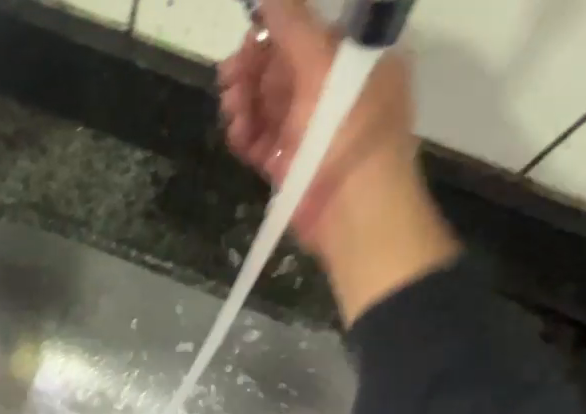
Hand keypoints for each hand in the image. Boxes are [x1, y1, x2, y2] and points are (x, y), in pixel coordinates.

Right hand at [218, 0, 459, 320]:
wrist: (355, 215)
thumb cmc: (349, 134)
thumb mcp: (324, 67)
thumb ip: (295, 25)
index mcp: (354, 63)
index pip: (305, 36)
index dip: (272, 36)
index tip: (248, 41)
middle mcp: (332, 93)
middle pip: (278, 70)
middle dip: (250, 72)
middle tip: (230, 80)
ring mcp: (308, 132)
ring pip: (264, 105)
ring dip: (242, 103)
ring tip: (233, 111)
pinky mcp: (288, 165)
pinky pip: (259, 140)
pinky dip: (244, 135)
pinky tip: (238, 135)